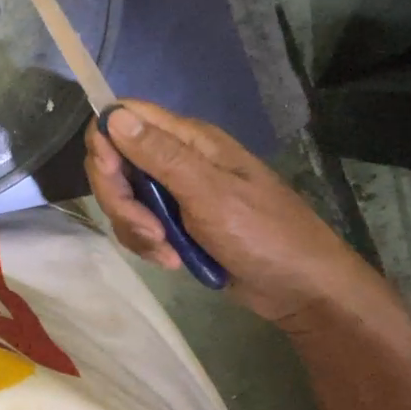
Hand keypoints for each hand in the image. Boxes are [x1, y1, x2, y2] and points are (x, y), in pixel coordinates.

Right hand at [84, 100, 387, 327]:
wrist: (305, 293)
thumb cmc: (267, 236)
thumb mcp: (212, 195)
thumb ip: (162, 155)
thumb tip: (114, 117)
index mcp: (189, 139)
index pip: (123, 116)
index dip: (105, 141)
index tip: (111, 174)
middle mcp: (176, 157)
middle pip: (113, 159)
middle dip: (118, 196)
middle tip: (146, 227)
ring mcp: (173, 189)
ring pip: (120, 194)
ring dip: (132, 225)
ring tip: (164, 250)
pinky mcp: (172, 218)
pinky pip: (134, 221)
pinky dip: (144, 241)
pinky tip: (170, 258)